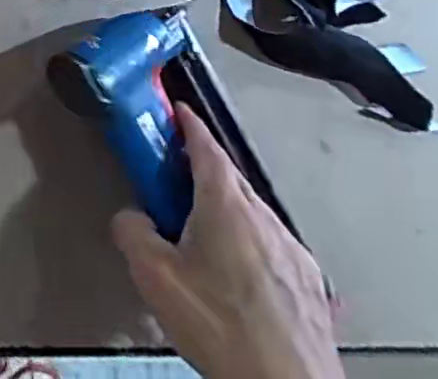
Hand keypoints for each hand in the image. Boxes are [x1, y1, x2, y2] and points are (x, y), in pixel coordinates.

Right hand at [113, 105, 342, 378]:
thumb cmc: (221, 327)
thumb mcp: (155, 277)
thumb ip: (132, 233)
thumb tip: (130, 217)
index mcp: (225, 203)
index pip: (206, 145)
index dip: (189, 123)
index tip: (178, 110)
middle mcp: (262, 215)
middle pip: (229, 175)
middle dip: (202, 167)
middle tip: (176, 174)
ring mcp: (290, 247)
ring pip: (251, 210)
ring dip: (225, 207)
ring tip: (201, 234)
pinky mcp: (307, 279)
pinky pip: (271, 242)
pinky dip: (249, 240)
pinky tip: (236, 274)